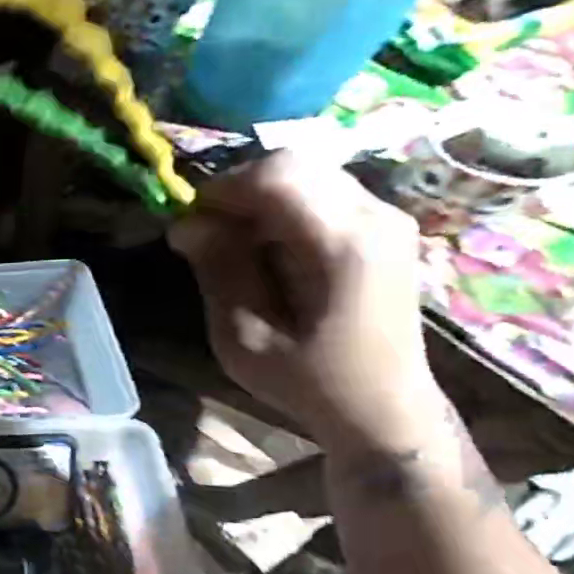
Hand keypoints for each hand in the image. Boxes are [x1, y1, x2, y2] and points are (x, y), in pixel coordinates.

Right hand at [168, 151, 440, 452]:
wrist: (383, 409)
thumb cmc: (309, 381)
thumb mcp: (245, 337)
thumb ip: (219, 271)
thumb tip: (186, 221)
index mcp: (343, 243)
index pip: (277, 174)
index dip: (221, 190)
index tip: (189, 226)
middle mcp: (375, 215)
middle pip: (294, 164)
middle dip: (238, 191)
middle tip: (208, 235)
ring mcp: (386, 218)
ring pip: (307, 174)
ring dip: (259, 200)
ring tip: (234, 246)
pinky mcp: (383, 228)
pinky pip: (322, 193)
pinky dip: (282, 209)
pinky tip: (267, 251)